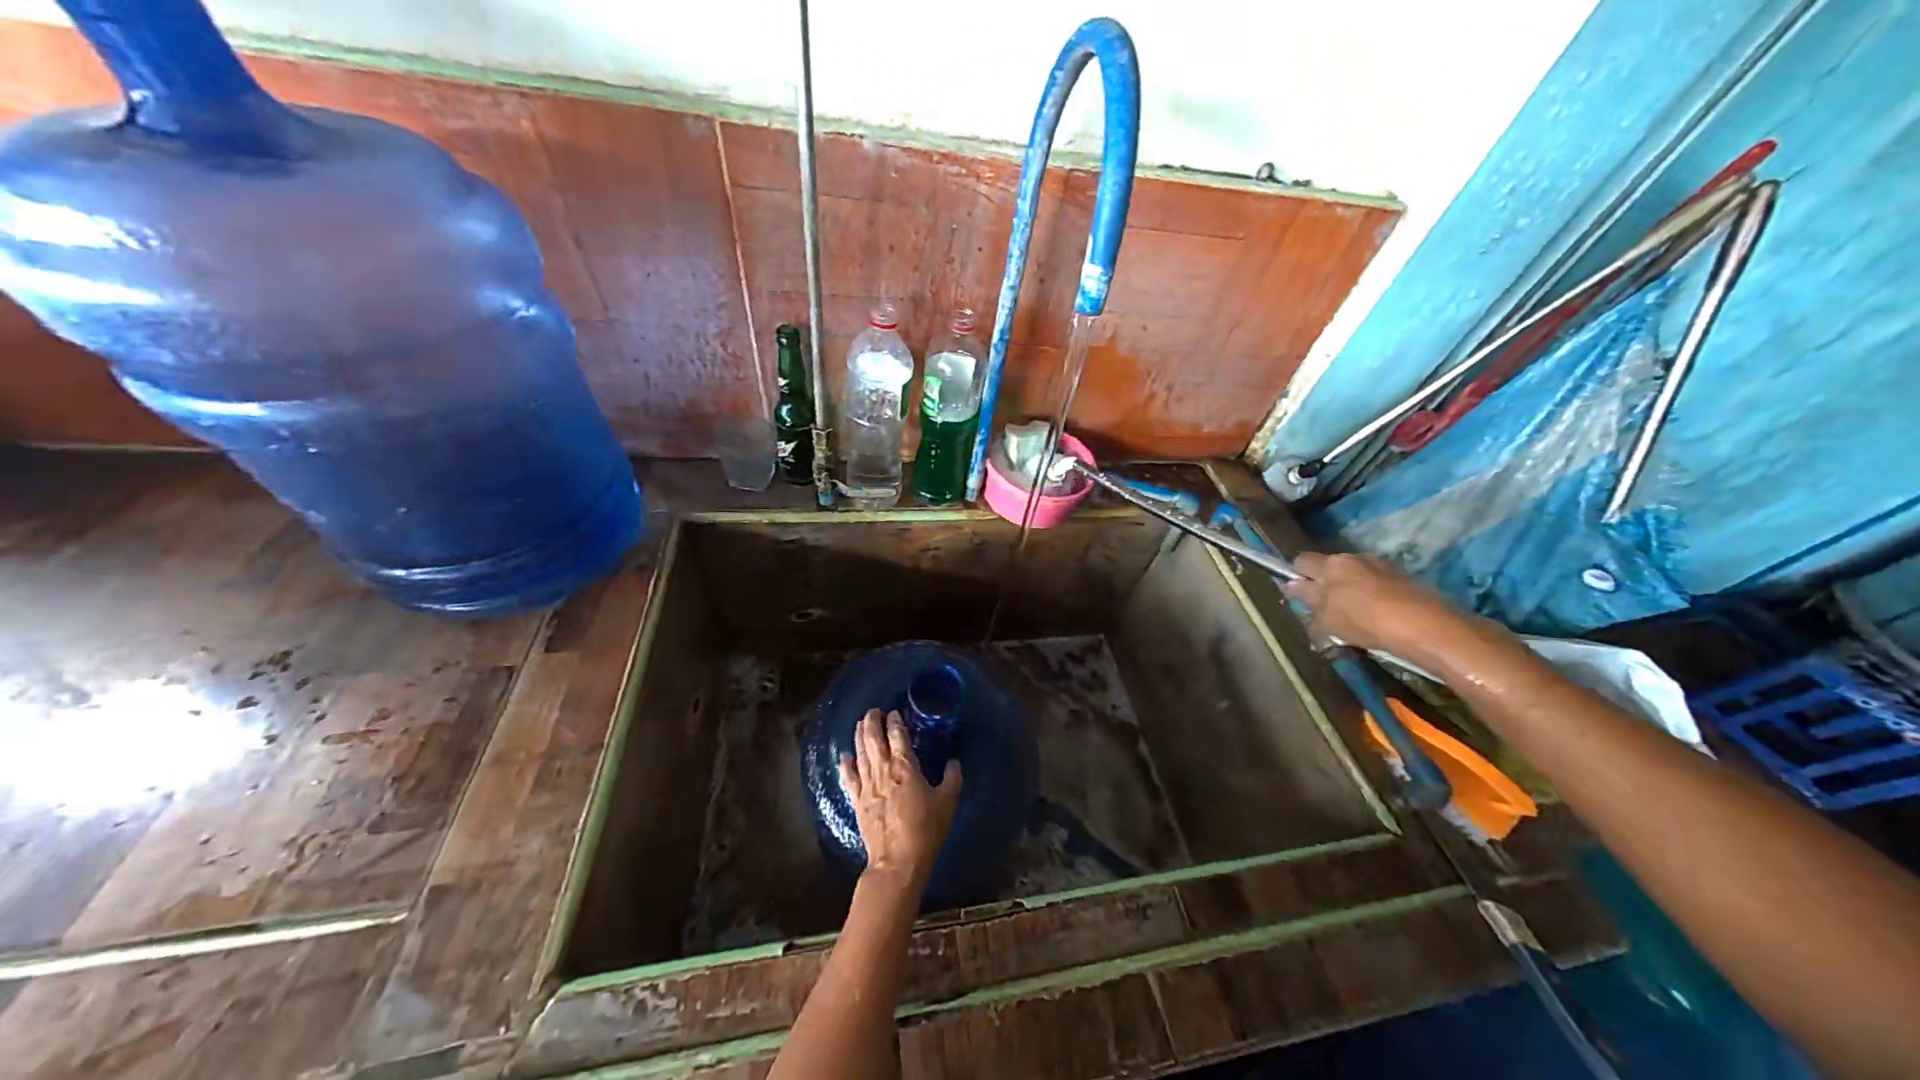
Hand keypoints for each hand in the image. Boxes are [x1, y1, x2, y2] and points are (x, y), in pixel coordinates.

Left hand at [841, 709, 962, 889]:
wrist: (897, 860)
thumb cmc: (925, 829)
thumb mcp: (947, 802)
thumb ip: (952, 779)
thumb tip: (954, 763)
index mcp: (905, 767)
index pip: (897, 735)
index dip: (895, 721)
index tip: (895, 712)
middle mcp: (883, 770)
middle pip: (873, 738)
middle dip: (872, 721)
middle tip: (874, 711)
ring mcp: (866, 785)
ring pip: (860, 753)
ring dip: (859, 735)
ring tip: (860, 723)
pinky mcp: (857, 801)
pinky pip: (848, 777)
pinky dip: (846, 764)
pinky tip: (845, 756)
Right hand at [1283, 551, 1463, 658]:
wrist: (1423, 626)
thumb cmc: (1364, 620)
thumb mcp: (1327, 617)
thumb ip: (1308, 598)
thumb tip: (1293, 585)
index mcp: (1331, 564)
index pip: (1301, 560)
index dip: (1297, 576)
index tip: (1301, 594)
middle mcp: (1355, 557)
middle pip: (1330, 566)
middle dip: (1326, 583)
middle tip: (1328, 610)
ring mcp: (1381, 564)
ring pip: (1355, 574)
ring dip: (1351, 588)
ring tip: (1357, 615)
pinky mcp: (1403, 576)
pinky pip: (1377, 582)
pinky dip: (1373, 594)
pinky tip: (1379, 615)